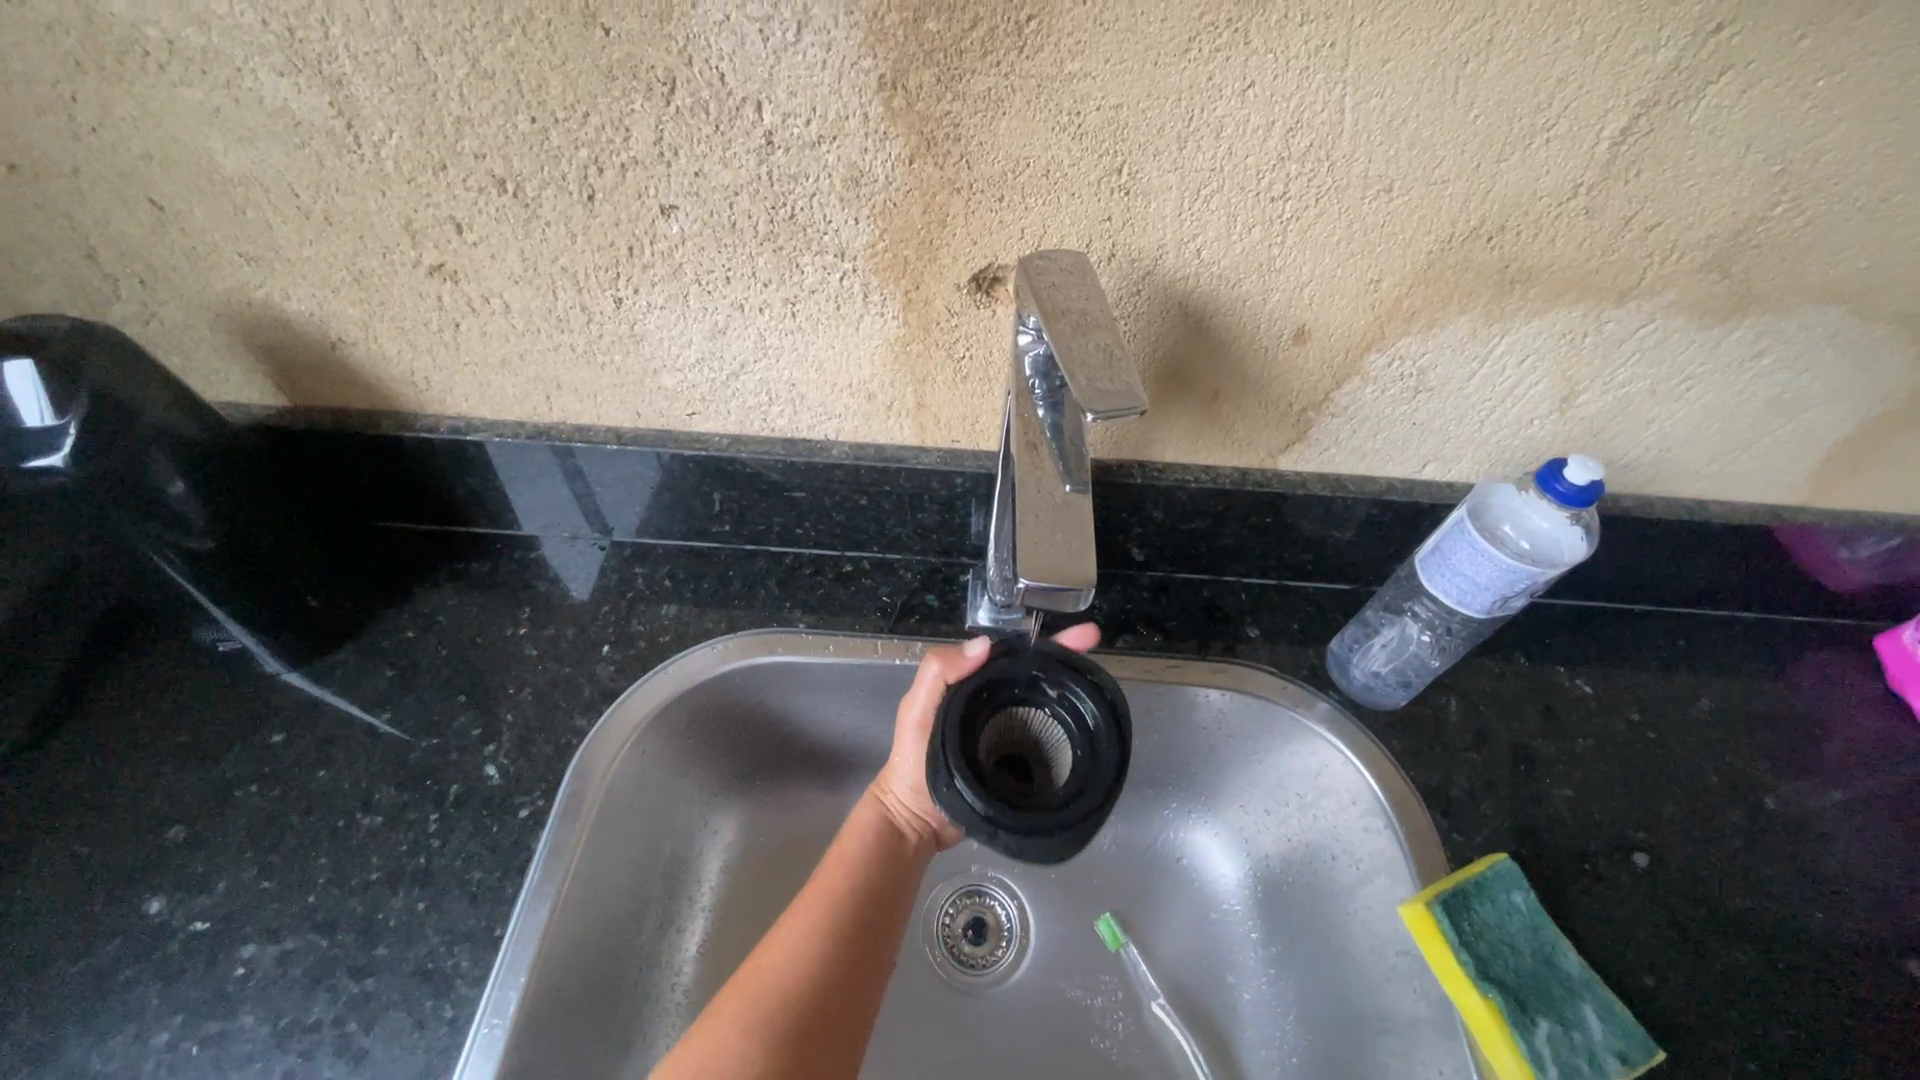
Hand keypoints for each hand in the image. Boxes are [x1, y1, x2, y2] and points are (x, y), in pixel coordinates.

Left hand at [868, 623, 1101, 851]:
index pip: (1012, 656)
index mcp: (972, 687)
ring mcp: (1008, 736)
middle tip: (1097, 653)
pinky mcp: (1018, 766)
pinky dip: (1065, 734)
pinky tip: (1086, 730)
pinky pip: (1046, 744)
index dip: (1046, 644)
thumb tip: (985, 643)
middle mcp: (993, 706)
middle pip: (1035, 678)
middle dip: (1067, 663)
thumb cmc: (912, 760)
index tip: (1083, 635)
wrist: (916, 820)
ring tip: (1098, 687)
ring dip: (1070, 698)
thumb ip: (939, 672)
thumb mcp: (917, 709)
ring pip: (1044, 709)